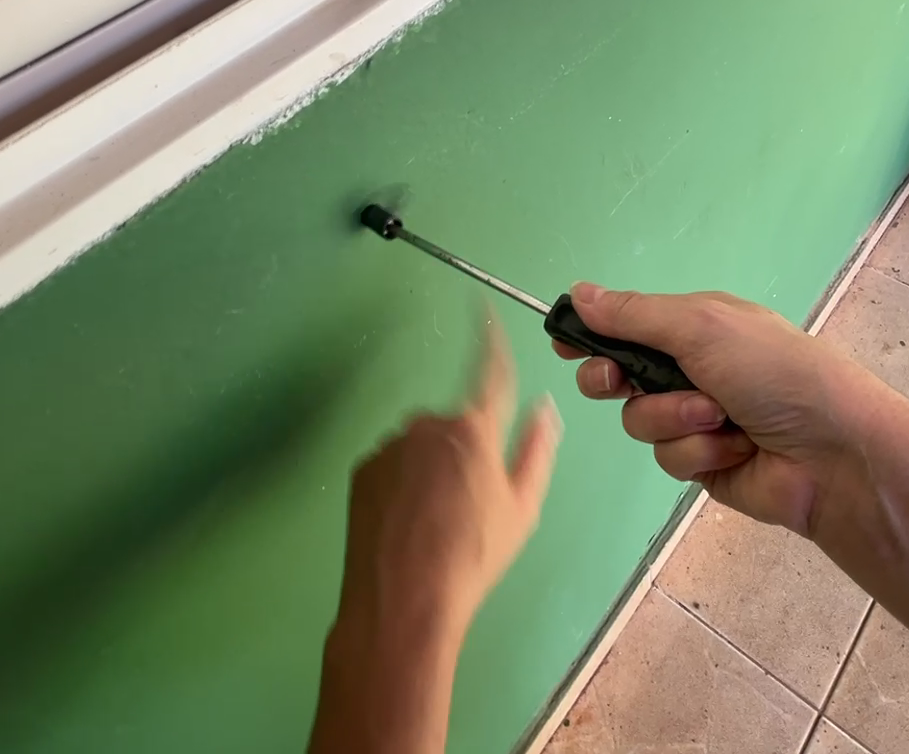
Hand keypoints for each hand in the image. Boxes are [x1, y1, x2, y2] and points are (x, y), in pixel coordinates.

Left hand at [336, 312, 561, 642]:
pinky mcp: (363, 465)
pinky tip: (407, 518)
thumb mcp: (523, 506)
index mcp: (475, 427)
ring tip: (434, 517)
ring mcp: (392, 443)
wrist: (403, 601)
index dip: (490, 336)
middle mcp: (430, 422)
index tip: (485, 307)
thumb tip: (544, 409)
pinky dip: (402, 479)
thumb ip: (536, 448)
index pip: (490, 370)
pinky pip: (393, 461)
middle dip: (464, 444)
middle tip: (468, 498)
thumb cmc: (474, 555)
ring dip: (431, 464)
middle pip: (456, 419)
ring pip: (422, 442)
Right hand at [553, 283, 892, 537]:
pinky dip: (699, 450)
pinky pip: (670, 455)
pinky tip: (735, 448)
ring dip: (675, 417)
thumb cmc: (772, 370)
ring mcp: (696, 418)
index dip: (592, 333)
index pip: (628, 323)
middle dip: (615, 379)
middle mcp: (692, 369)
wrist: (834, 454)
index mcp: (696, 326)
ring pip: (641, 419)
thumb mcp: (702, 326)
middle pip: (621, 375)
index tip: (563, 342)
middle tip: (617, 381)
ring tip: (720, 417)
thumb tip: (578, 292)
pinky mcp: (703, 463)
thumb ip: (634, 315)